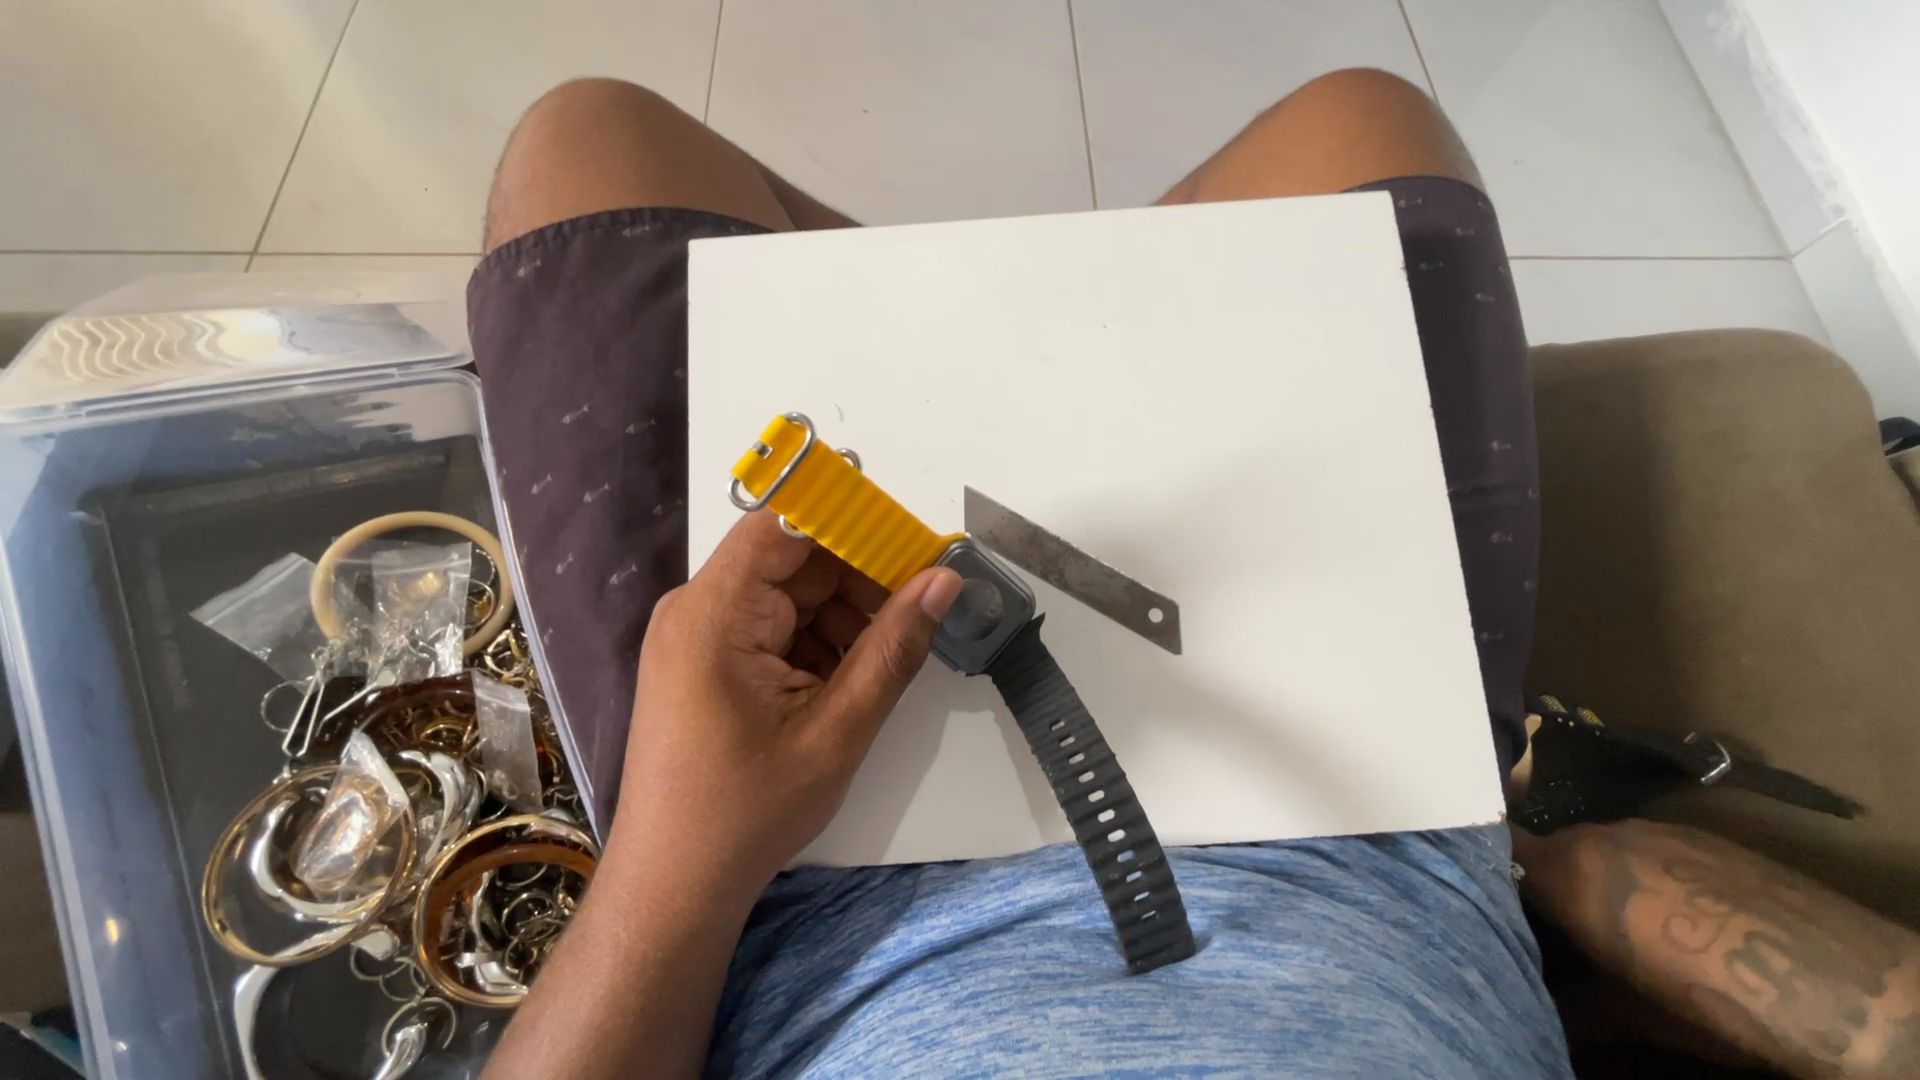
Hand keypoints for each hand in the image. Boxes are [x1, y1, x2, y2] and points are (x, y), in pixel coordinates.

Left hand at [612, 510, 961, 892]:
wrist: (674, 885)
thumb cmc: (748, 812)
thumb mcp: (837, 729)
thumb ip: (894, 649)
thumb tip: (944, 580)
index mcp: (714, 613)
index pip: (784, 525)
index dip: (850, 523)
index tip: (911, 546)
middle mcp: (698, 609)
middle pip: (793, 560)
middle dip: (859, 580)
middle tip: (918, 610)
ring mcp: (699, 636)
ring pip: (790, 595)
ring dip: (844, 617)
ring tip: (884, 660)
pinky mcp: (707, 661)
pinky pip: (775, 626)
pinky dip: (818, 643)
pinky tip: (847, 680)